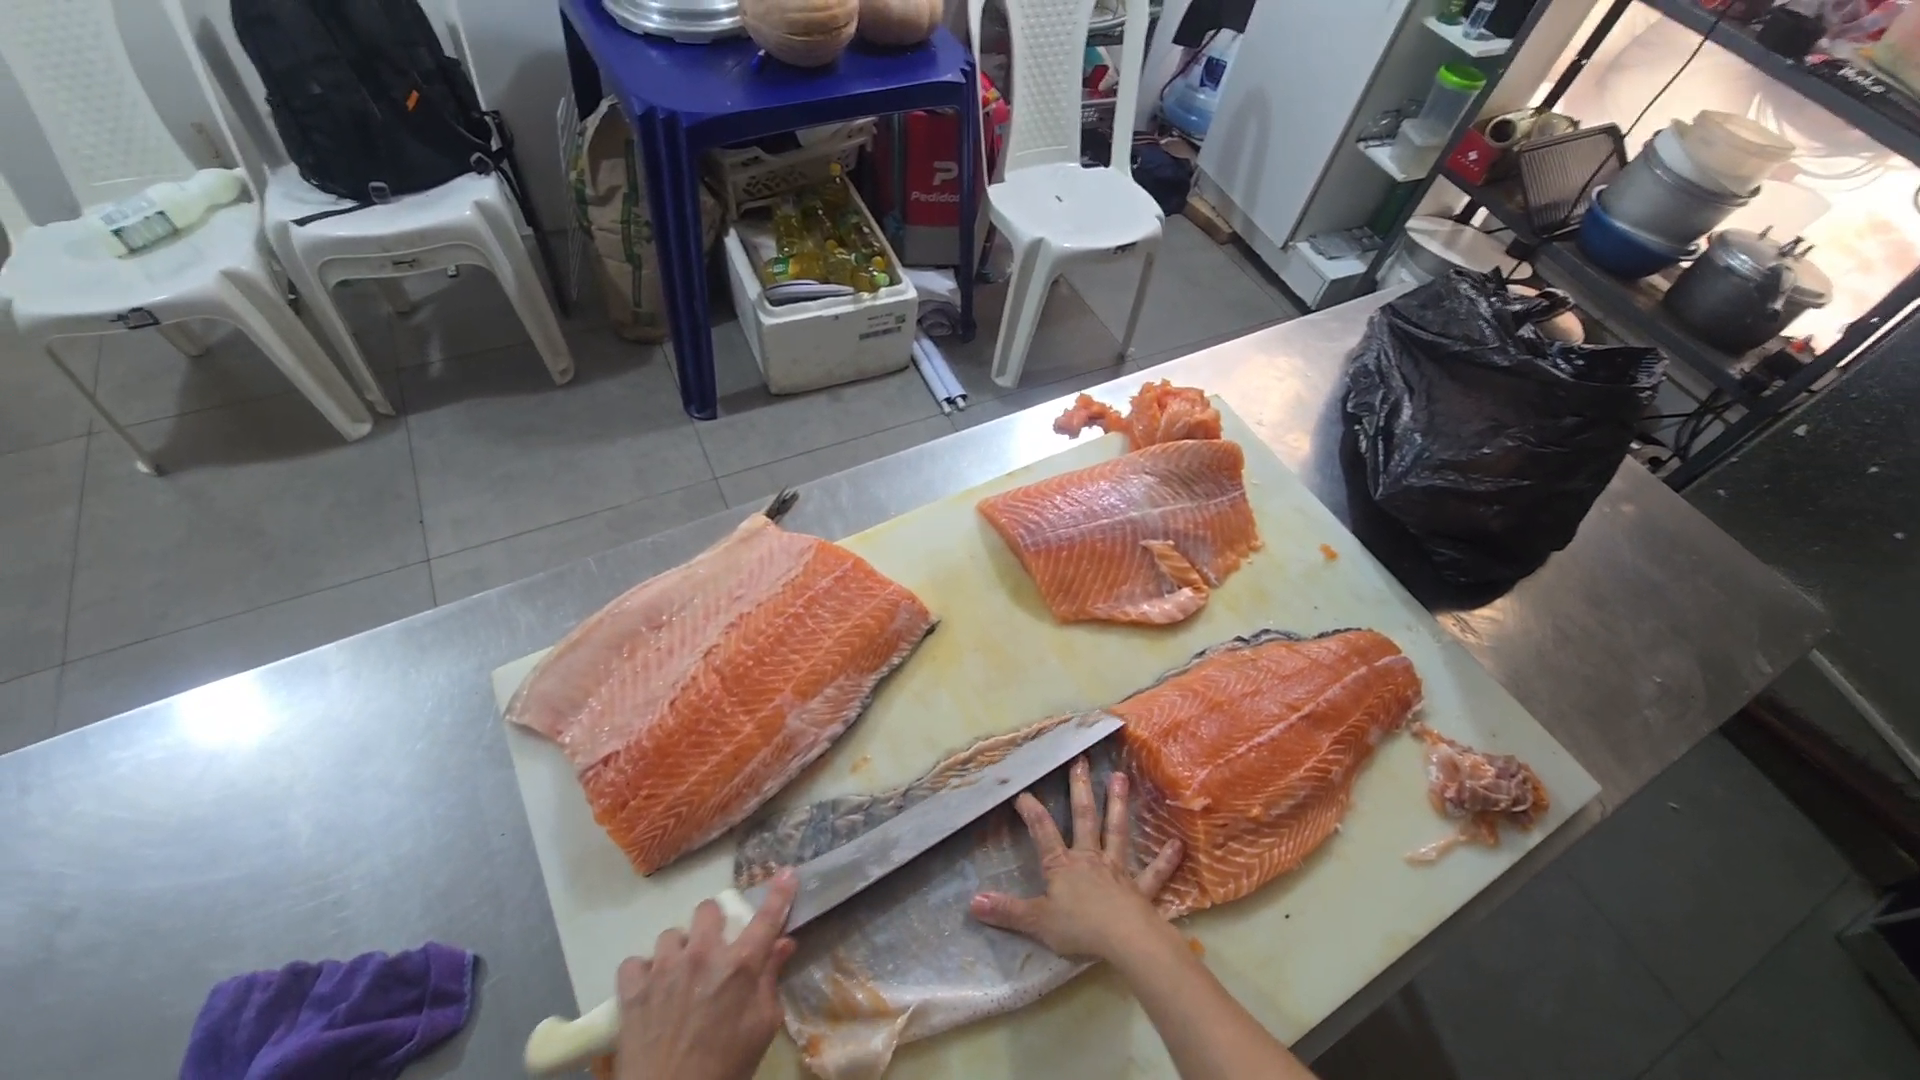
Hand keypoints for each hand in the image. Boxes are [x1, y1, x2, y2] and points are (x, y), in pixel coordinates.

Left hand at [613, 869, 799, 1079]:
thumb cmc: (727, 1067)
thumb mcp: (762, 1027)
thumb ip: (770, 981)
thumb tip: (783, 945)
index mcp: (740, 965)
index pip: (767, 918)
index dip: (780, 893)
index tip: (788, 872)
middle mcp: (702, 955)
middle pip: (708, 910)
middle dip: (713, 924)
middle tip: (714, 949)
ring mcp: (664, 968)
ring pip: (671, 934)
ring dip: (679, 951)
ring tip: (679, 977)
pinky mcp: (632, 988)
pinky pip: (635, 962)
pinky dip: (643, 973)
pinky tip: (651, 991)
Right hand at [969, 757, 1183, 962]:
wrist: (1125, 941)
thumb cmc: (1079, 929)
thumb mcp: (1036, 922)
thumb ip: (1007, 911)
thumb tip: (972, 902)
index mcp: (1063, 866)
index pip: (1043, 833)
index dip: (1032, 812)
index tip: (1023, 792)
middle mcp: (1090, 859)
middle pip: (1084, 819)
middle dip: (1079, 790)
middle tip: (1081, 761)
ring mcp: (1118, 871)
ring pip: (1117, 832)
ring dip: (1118, 804)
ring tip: (1121, 777)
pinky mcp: (1141, 890)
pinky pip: (1154, 873)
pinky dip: (1165, 860)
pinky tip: (1177, 845)